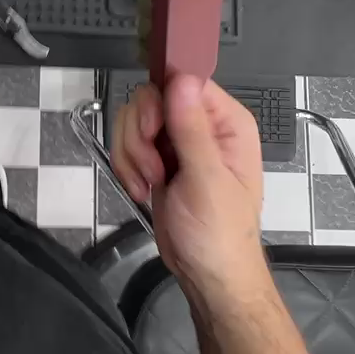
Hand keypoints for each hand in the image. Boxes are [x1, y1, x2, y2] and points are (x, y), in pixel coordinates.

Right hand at [113, 76, 265, 296]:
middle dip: (140, 136)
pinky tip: (143, 189)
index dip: (160, 102)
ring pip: (134, 120)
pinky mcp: (158, 156)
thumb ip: (191, 128)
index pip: (184, 82)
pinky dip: (127, 166)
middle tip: (154, 169)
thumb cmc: (219, 234)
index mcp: (227, 122)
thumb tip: (181, 78)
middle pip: (150, 99)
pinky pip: (128, 141)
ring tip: (150, 184)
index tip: (152, 132)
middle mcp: (202, 124)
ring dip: (132, 154)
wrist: (206, 275)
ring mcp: (178, 140)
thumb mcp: (206, 180)